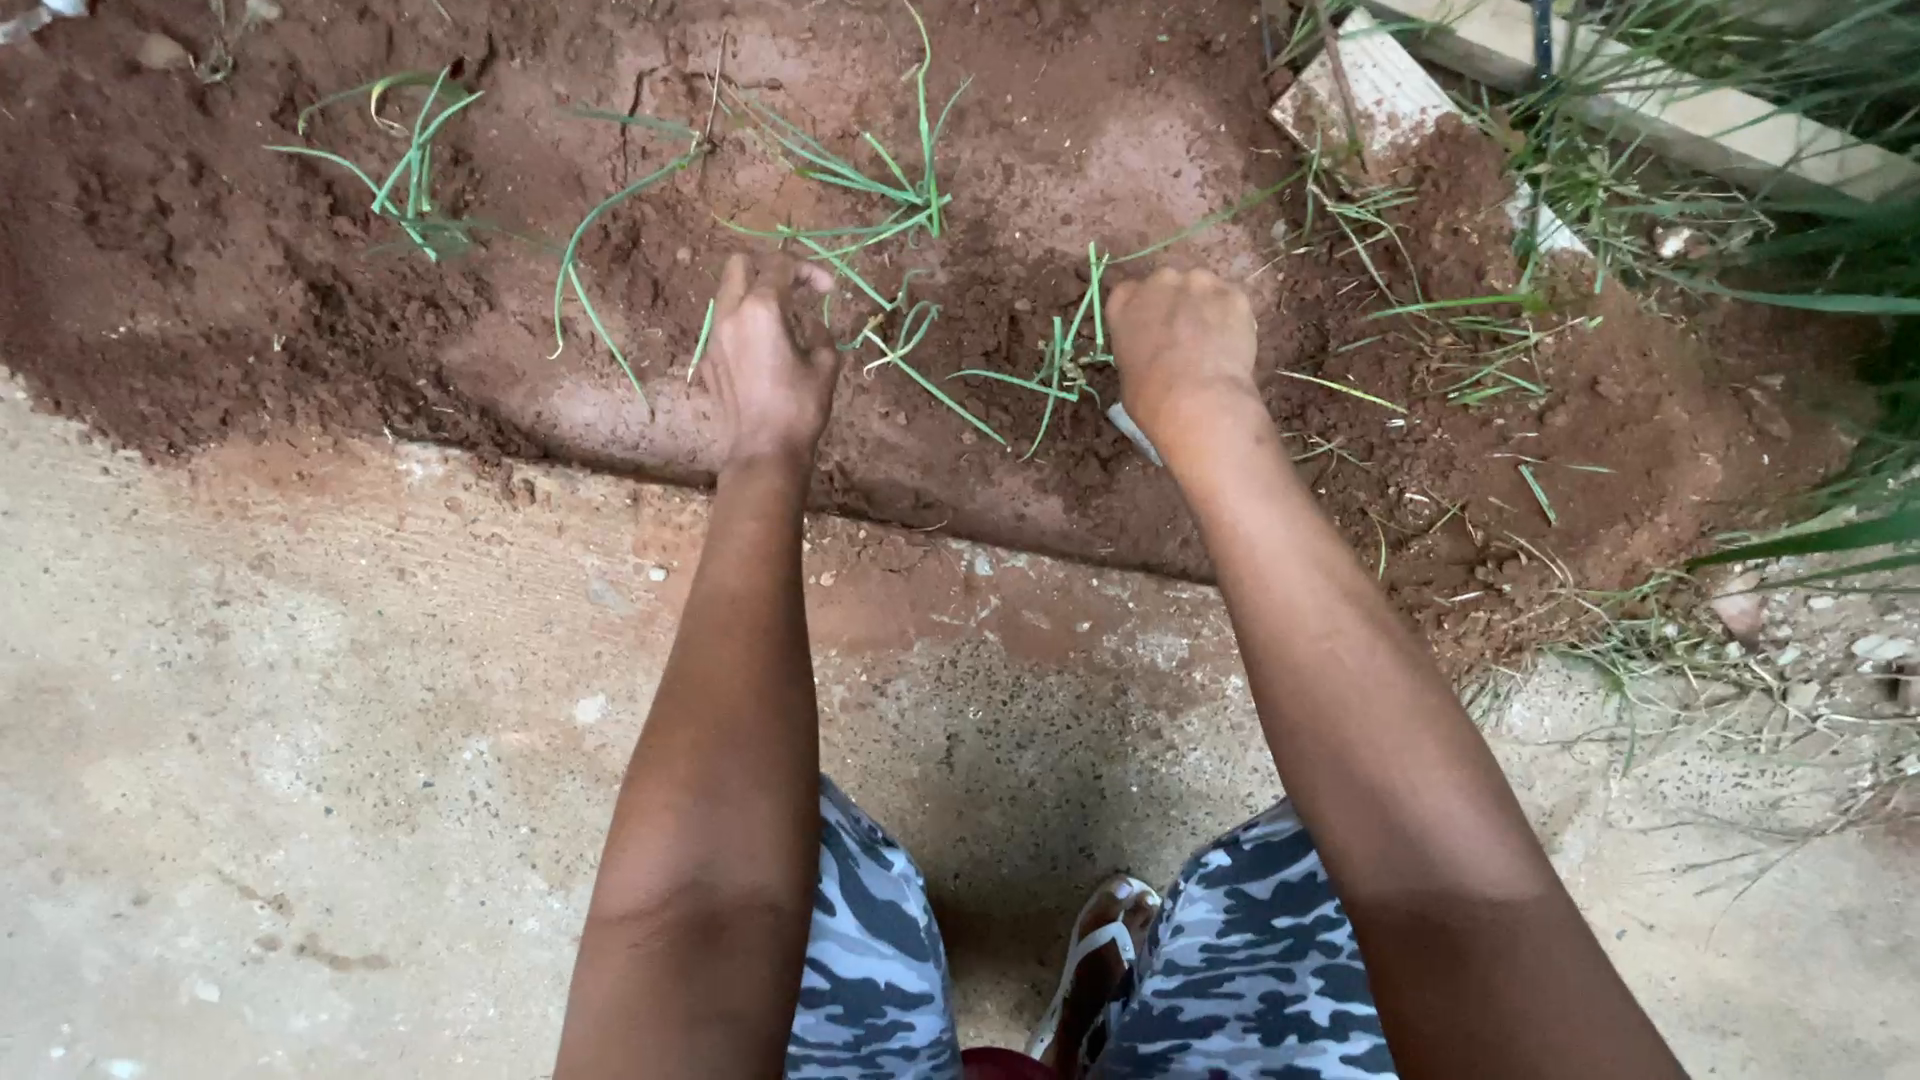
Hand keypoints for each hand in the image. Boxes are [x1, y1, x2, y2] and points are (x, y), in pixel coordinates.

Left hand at [699, 254, 838, 471]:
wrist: (764, 450)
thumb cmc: (800, 409)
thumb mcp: (825, 366)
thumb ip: (820, 333)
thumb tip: (810, 324)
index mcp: (761, 309)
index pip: (781, 265)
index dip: (809, 270)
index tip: (829, 290)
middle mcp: (730, 314)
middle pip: (740, 264)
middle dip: (769, 267)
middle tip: (795, 289)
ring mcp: (713, 337)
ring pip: (727, 294)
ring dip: (754, 295)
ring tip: (782, 321)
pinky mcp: (708, 360)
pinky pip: (723, 326)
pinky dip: (744, 324)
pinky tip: (764, 350)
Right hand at [1105, 268, 1262, 468]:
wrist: (1196, 401)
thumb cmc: (1149, 396)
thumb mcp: (1126, 373)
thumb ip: (1137, 349)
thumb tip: (1151, 355)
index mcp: (1125, 302)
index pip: (1128, 292)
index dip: (1142, 310)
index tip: (1149, 328)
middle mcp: (1160, 281)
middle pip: (1167, 283)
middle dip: (1174, 304)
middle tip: (1182, 335)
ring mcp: (1199, 283)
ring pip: (1202, 289)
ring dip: (1204, 308)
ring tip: (1211, 341)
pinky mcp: (1233, 294)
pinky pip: (1230, 302)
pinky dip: (1230, 319)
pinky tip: (1230, 345)